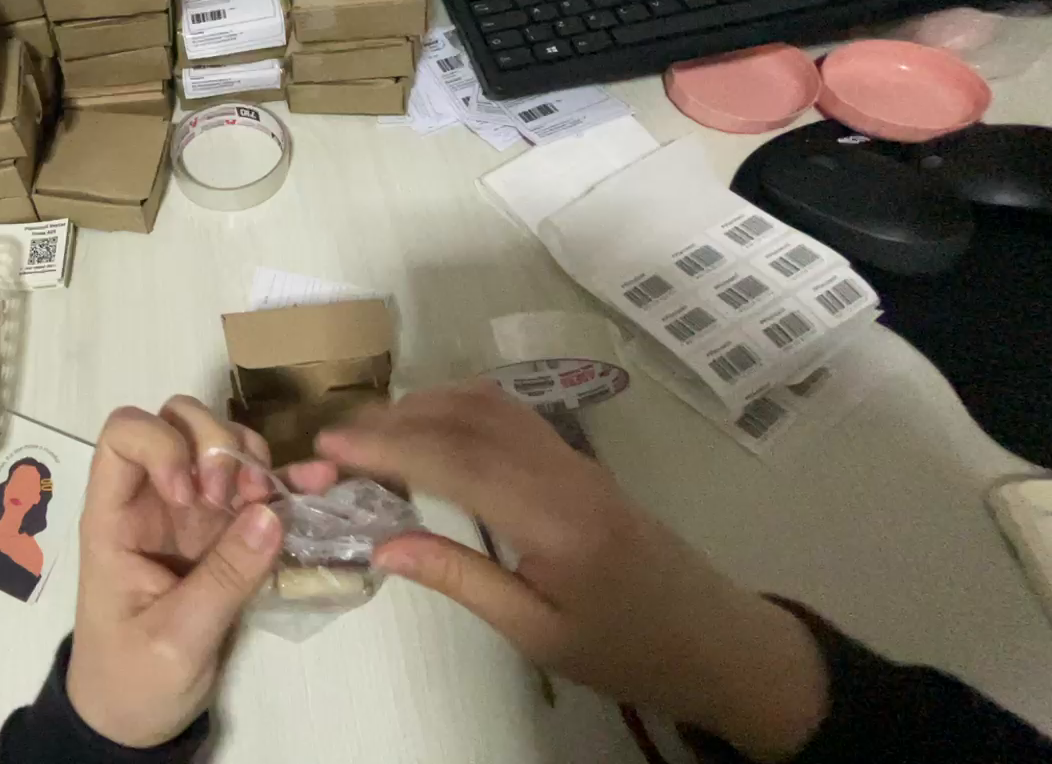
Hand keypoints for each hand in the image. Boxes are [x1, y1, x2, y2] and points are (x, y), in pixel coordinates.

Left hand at [67, 395, 334, 747]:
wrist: (137, 717)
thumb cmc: (132, 675)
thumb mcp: (175, 639)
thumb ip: (223, 578)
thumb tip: (272, 513)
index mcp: (115, 513)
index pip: (123, 435)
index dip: (159, 444)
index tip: (187, 494)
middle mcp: (153, 496)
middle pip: (178, 420)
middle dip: (215, 443)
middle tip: (235, 498)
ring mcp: (192, 507)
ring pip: (220, 441)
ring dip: (251, 458)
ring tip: (269, 502)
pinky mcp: (225, 528)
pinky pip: (256, 486)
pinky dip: (286, 478)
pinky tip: (319, 480)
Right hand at [317, 383, 828, 762]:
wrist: (723, 643)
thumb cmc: (628, 648)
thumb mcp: (539, 634)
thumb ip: (459, 578)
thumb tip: (379, 545)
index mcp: (553, 519)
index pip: (452, 461)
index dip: (384, 447)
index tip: (328, 447)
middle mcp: (557, 470)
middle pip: (459, 420)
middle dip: (386, 423)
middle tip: (332, 442)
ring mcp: (566, 454)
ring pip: (479, 404)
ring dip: (415, 407)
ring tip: (366, 432)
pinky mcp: (568, 453)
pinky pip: (501, 409)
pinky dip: (450, 403)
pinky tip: (424, 421)